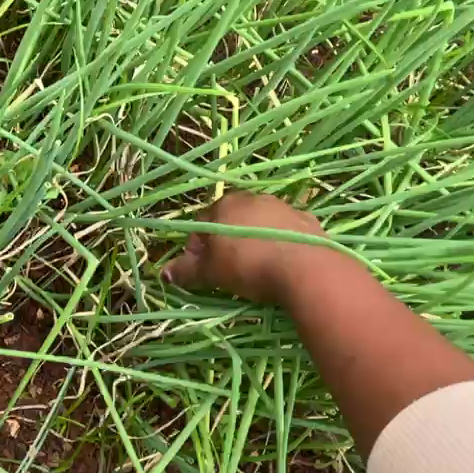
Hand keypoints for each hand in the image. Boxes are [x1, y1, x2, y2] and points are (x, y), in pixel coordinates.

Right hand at [161, 191, 352, 304]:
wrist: (306, 270)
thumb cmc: (248, 265)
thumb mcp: (211, 272)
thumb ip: (187, 270)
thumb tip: (164, 273)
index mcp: (225, 205)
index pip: (201, 225)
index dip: (197, 249)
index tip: (201, 269)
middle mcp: (253, 198)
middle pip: (231, 221)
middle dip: (226, 242)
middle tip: (228, 269)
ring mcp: (284, 207)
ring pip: (260, 224)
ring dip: (254, 240)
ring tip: (257, 266)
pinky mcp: (309, 221)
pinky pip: (288, 231)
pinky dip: (281, 242)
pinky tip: (282, 261)